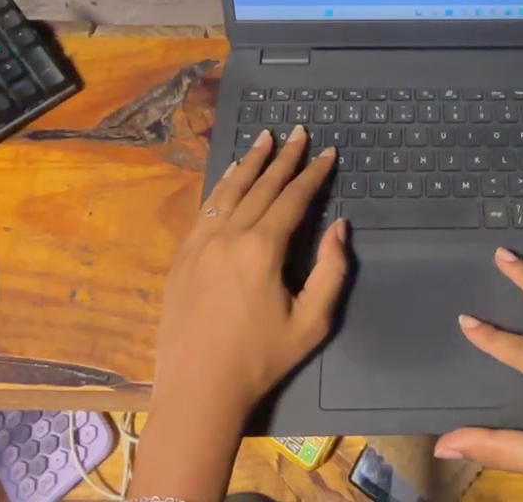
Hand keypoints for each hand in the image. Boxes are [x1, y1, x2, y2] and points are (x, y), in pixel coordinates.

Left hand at [131, 126, 348, 501]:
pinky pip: (206, 208)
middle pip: (262, 186)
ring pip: (230, 190)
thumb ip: (331, 271)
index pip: (293, 198)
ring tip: (265, 138)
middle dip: (284, 157)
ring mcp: (201, 243)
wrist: (197, 392)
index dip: (313, 173)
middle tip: (298, 131)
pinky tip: (230, 174)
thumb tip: (340, 226)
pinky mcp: (183, 256)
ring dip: (250, 162)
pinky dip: (222, 185)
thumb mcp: (311, 323)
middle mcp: (230, 235)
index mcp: (262, 248)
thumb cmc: (260, 360)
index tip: (328, 151)